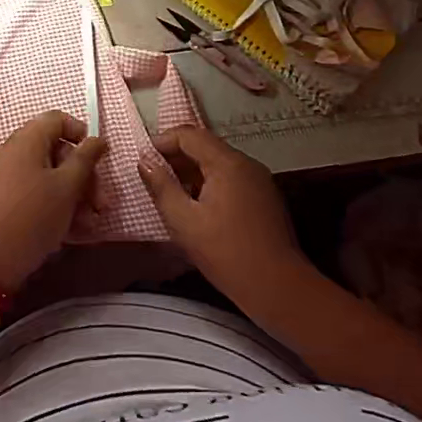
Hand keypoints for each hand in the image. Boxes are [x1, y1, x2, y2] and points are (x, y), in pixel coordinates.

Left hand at [0, 111, 108, 287]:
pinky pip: (41, 196)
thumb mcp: (67, 186)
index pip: (57, 119)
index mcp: (28, 140)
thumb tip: (98, 139)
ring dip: (77, 196)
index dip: (81, 133)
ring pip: (53, 177)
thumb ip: (86, 159)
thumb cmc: (34, 215)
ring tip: (92, 222)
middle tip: (102, 202)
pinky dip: (60, 208)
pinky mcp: (11, 203)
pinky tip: (78, 231)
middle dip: (85, 175)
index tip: (98, 157)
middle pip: (59, 151)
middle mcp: (17, 153)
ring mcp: (12, 179)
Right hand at [137, 126, 305, 297]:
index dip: (163, 141)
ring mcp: (259, 180)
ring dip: (192, 171)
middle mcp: (246, 163)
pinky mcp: (265, 197)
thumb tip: (145, 162)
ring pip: (219, 163)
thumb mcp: (183, 221)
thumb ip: (161, 187)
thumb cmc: (226, 252)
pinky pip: (232, 178)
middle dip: (176, 156)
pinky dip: (210, 183)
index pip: (190, 135)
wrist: (278, 286)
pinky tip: (197, 206)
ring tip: (170, 192)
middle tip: (152, 175)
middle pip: (206, 146)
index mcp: (227, 163)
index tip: (143, 158)